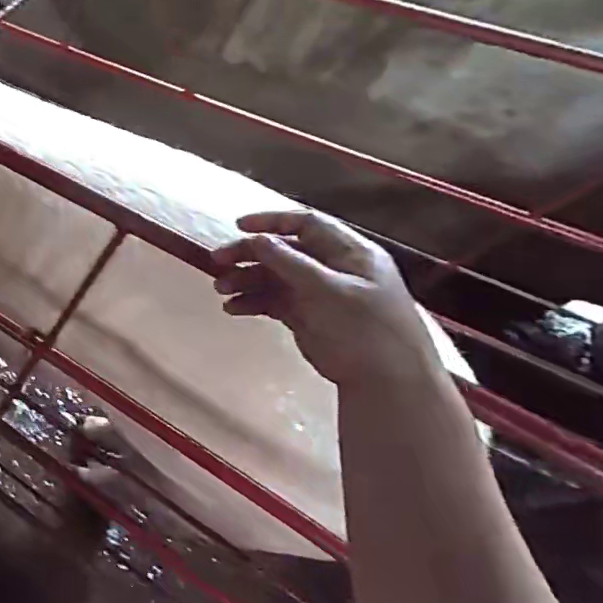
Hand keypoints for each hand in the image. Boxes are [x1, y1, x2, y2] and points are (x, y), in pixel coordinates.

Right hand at [210, 211, 439, 388]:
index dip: (272, 221)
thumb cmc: (364, 328)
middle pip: (283, 251)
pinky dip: (252, 302)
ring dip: (246, 280)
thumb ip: (289, 262)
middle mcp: (332, 269)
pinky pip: (273, 301)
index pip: (307, 225)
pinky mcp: (306, 316)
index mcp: (349, 253)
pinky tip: (233, 309)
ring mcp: (318, 293)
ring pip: (274, 277)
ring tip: (221, 289)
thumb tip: (257, 238)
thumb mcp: (327, 290)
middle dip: (249, 254)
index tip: (238, 226)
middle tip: (217, 260)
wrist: (386, 381)